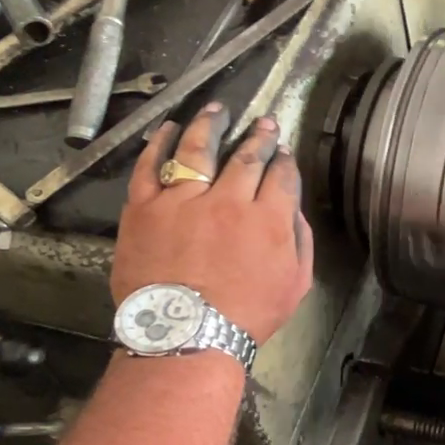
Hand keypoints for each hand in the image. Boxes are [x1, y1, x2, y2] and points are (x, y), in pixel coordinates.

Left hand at [112, 102, 313, 342]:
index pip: (282, 175)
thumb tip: (292, 210)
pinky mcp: (145, 208)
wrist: (186, 334)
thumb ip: (300, 241)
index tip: (285, 151)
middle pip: (247, 156)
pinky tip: (166, 129)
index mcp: (269, 219)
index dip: (285, 160)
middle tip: (264, 123)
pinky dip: (158, 144)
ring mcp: (183, 200)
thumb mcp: (296, 283)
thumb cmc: (248, 314)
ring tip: (217, 109)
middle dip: (259, 136)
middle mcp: (229, 199)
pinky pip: (150, 166)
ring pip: (198, 149)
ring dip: (210, 125)